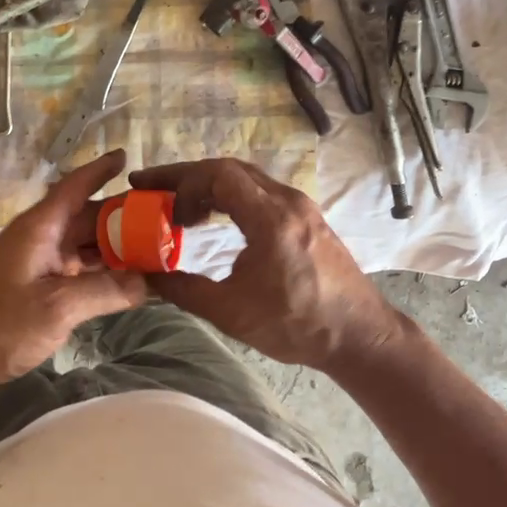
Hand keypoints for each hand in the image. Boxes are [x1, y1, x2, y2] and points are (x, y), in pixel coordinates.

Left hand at [0, 150, 146, 386]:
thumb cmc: (0, 325)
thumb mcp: (59, 307)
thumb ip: (107, 290)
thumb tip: (149, 281)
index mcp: (40, 228)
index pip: (74, 186)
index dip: (99, 170)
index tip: (126, 157)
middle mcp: (39, 237)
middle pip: (86, 217)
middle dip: (122, 216)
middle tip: (163, 219)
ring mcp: (36, 262)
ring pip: (83, 244)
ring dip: (115, 245)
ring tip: (155, 247)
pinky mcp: (35, 286)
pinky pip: (76, 267)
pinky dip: (101, 269)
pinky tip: (127, 278)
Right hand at [131, 158, 403, 371]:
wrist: (360, 337)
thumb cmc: (297, 325)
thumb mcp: (232, 313)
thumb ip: (184, 290)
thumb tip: (146, 276)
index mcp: (272, 218)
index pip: (219, 175)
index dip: (181, 182)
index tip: (157, 202)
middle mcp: (288, 201)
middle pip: (229, 169)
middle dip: (186, 177)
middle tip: (151, 188)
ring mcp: (301, 206)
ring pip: (245, 178)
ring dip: (208, 185)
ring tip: (178, 206)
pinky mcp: (306, 217)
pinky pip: (259, 191)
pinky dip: (229, 195)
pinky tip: (213, 216)